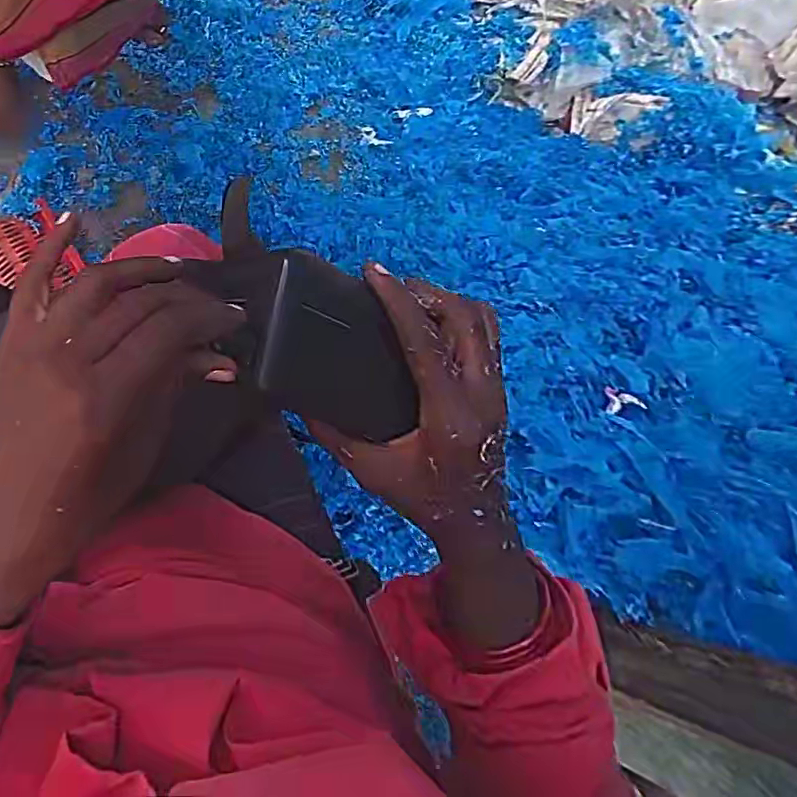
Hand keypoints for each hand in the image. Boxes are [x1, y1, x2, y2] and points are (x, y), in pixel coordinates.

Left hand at [0, 214, 246, 625]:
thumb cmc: (84, 499)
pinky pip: (30, 282)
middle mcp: (66, 360)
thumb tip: (215, 353)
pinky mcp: (12, 340)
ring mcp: (33, 344)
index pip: (166, 331)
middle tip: (212, 302)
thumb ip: (172, 388)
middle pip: (136, 303)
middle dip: (184, 296)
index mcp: (102, 397)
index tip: (233, 317)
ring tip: (172, 271)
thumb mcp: (140, 449)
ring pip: (94, 282)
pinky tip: (74, 219)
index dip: (207, 316)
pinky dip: (50, 247)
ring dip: (138, 268)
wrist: (12, 517)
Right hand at [314, 265, 540, 649]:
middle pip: (463, 317)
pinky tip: (431, 324)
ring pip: (482, 321)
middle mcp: (480, 393)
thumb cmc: (422, 498)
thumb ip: (331, 434)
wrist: (477, 524)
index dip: (397, 300)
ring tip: (410, 299)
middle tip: (389, 286)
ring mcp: (496, 389)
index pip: (423, 340)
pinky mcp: (498, 388)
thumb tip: (298, 401)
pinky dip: (460, 316)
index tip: (373, 273)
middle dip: (424, 291)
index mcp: (447, 412)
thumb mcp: (368, 470)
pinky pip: (487, 335)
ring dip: (446, 301)